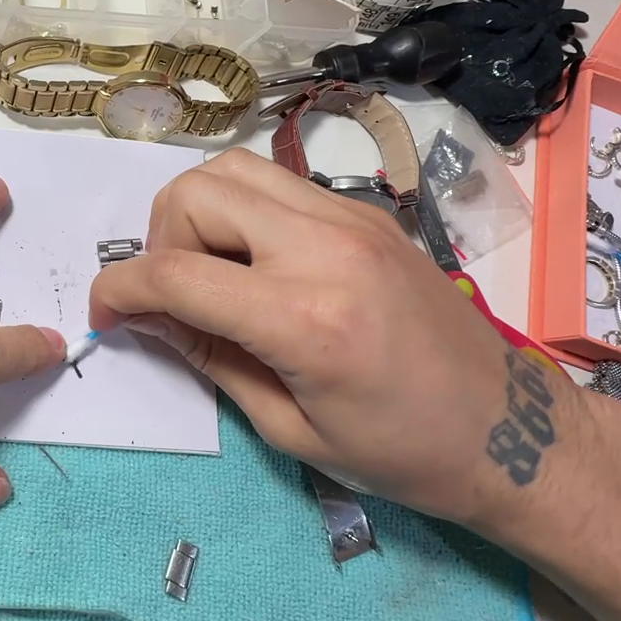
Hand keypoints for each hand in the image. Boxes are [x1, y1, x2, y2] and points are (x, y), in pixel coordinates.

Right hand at [88, 148, 581, 533]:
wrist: (515, 433)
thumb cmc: (401, 452)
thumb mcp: (285, 426)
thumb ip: (205, 357)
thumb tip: (144, 316)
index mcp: (304, 317)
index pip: (174, 273)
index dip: (118, 290)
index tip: (105, 314)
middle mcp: (323, 246)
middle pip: (193, 193)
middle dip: (158, 240)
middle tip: (176, 293)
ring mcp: (348, 216)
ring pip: (229, 168)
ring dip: (195, 212)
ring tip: (211, 267)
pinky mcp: (363, 210)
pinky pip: (272, 182)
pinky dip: (238, 209)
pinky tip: (254, 259)